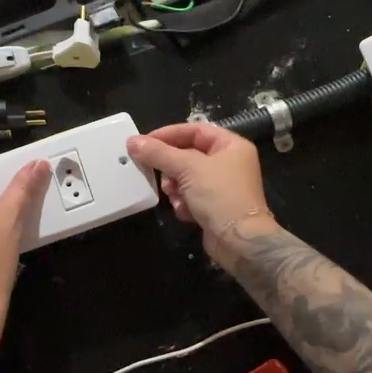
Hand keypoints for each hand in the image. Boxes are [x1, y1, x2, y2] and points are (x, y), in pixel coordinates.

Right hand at [126, 124, 272, 260]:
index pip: (195, 131)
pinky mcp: (215, 207)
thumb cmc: (219, 195)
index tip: (145, 142)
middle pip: (189, 155)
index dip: (169, 134)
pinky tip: (184, 211)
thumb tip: (132, 141)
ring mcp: (222, 187)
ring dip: (176, 187)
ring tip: (172, 194)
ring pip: (187, 178)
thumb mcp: (188, 168)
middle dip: (171, 166)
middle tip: (156, 173)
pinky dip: (184, 203)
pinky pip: (191, 197)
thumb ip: (159, 153)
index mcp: (232, 146)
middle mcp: (229, 163)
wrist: (239, 241)